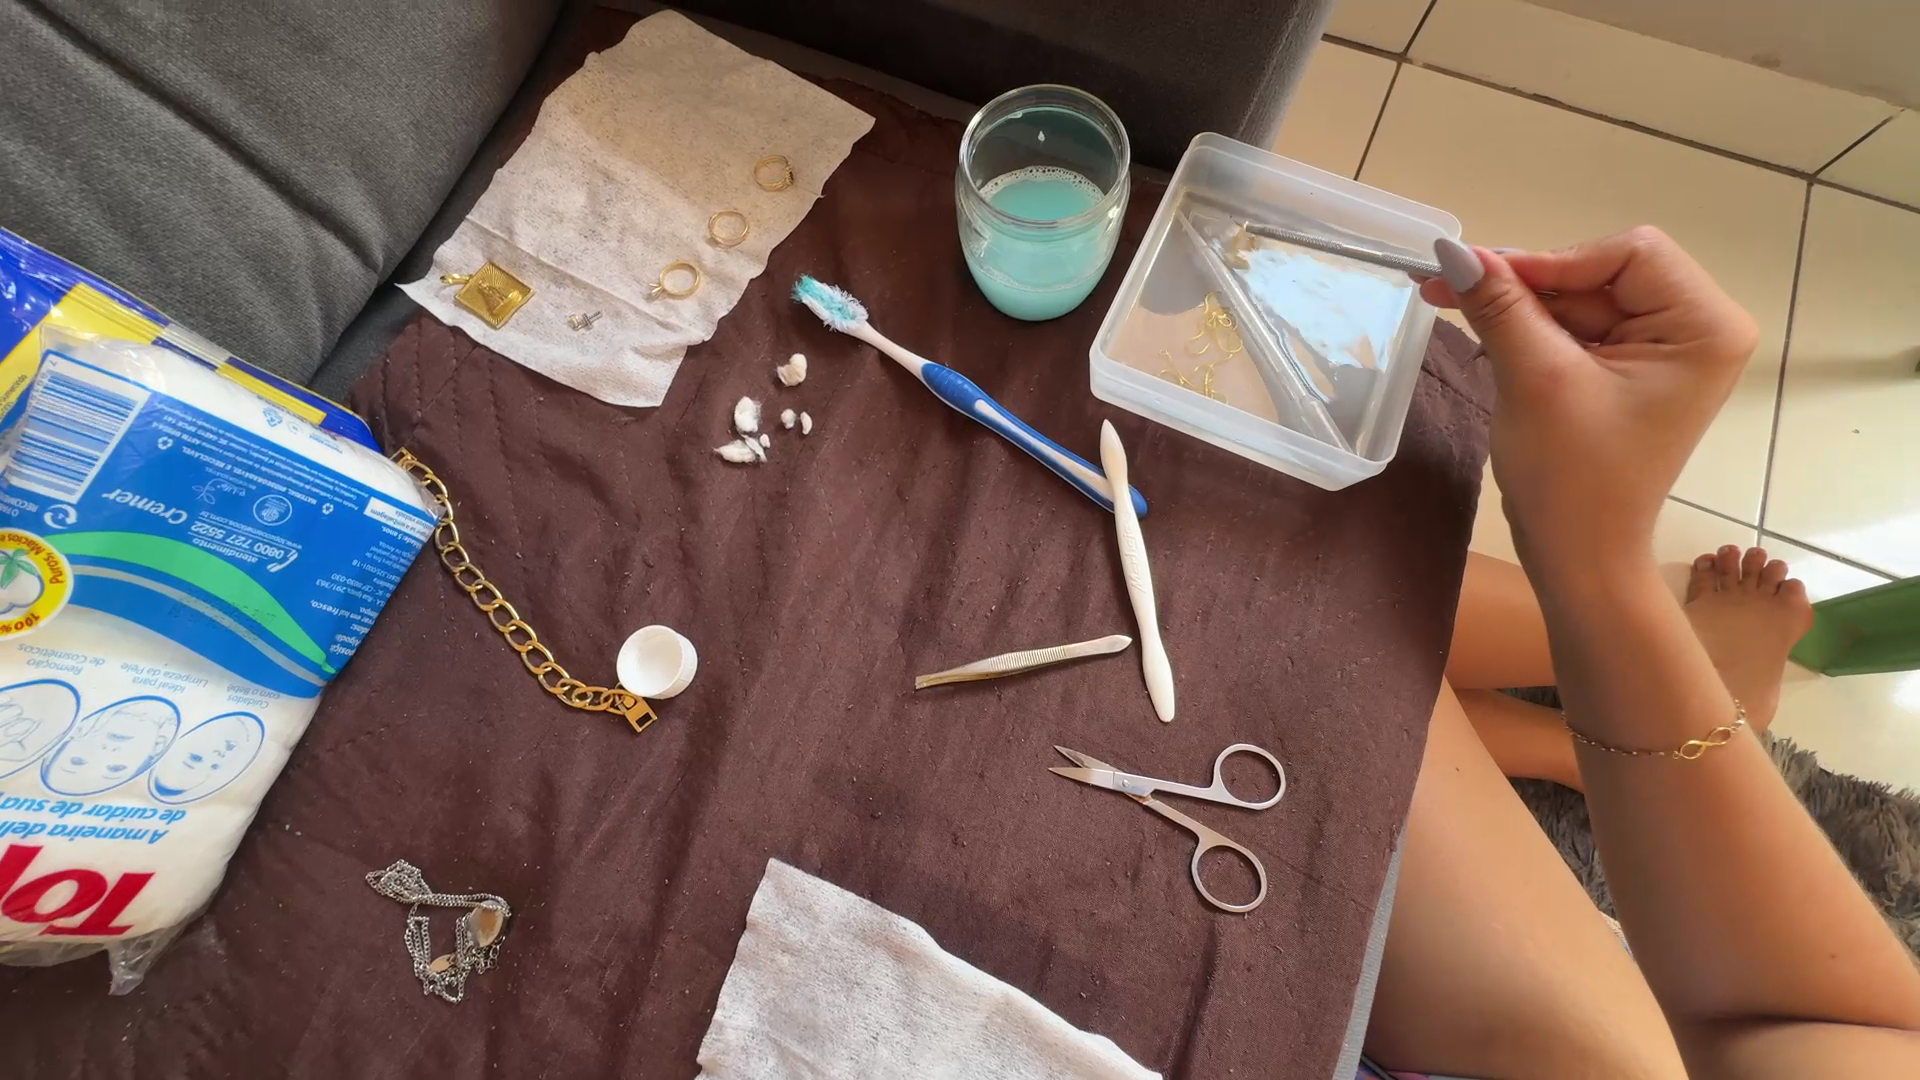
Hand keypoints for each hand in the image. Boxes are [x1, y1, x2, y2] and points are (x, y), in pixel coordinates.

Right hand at [1422, 227, 1758, 580]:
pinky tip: (1480, 337)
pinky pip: (1567, 335)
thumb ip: (1500, 308)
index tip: (1475, 278)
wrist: (1574, 549)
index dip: (1549, 261)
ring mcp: (1653, 355)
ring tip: (1449, 306)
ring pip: (1573, 305)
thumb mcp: (1534, 380)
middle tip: (1442, 286)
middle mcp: (1689, 330)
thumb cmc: (1570, 472)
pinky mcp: (1617, 376)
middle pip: (1596, 278)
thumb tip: (1454, 252)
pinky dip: (1521, 334)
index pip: (1628, 255)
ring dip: (1512, 309)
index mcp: (1701, 326)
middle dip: (1522, 285)